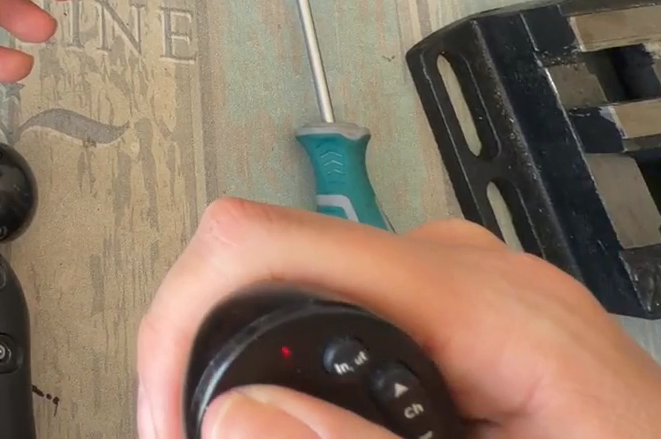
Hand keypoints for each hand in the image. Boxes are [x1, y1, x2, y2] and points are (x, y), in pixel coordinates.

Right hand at [137, 199, 660, 438]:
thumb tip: (232, 415)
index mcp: (490, 305)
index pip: (263, 241)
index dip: (186, 314)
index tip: (170, 412)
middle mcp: (465, 271)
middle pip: (262, 251)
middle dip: (202, 343)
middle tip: (186, 431)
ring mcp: (459, 285)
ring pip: (285, 272)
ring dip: (235, 353)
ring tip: (224, 426)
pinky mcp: (453, 313)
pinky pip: (325, 299)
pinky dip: (280, 356)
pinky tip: (283, 413)